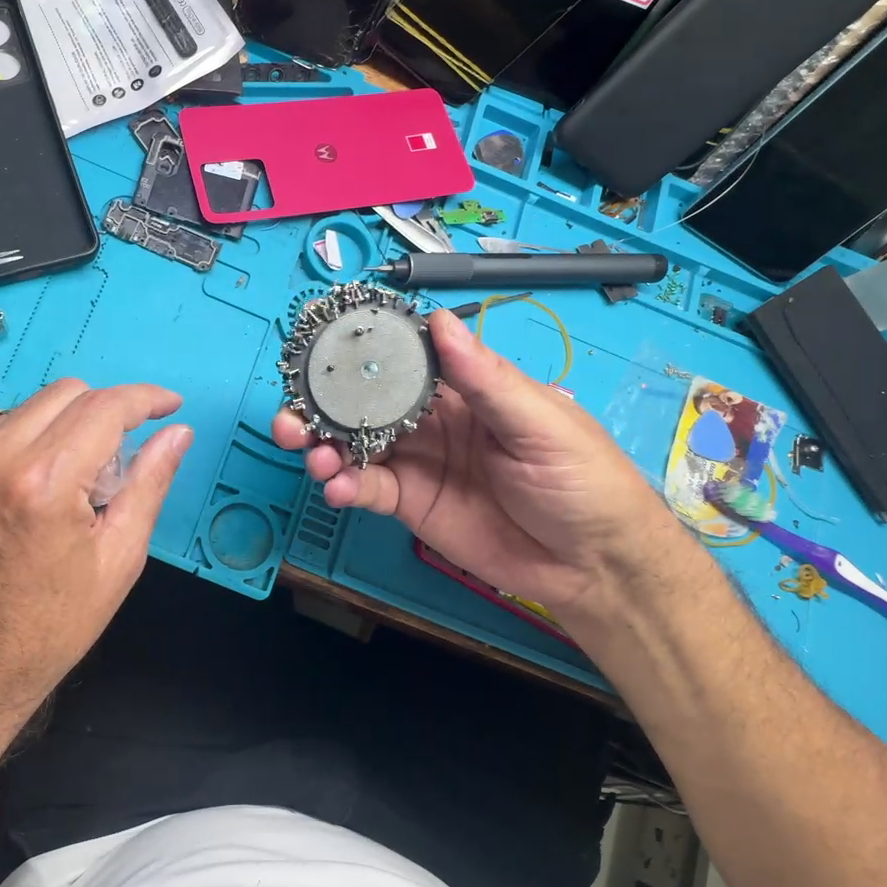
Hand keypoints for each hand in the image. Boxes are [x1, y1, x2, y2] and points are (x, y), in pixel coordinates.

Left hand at [0, 379, 193, 720]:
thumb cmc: (55, 622)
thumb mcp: (119, 558)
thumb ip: (149, 483)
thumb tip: (179, 433)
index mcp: (46, 481)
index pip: (105, 407)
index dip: (146, 399)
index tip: (169, 406)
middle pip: (69, 393)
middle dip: (107, 413)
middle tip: (116, 465)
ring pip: (30, 403)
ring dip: (64, 421)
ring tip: (72, 474)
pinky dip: (17, 428)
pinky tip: (29, 467)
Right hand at [272, 310, 686, 620]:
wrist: (593, 565)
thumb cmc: (584, 481)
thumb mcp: (542, 424)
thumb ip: (486, 379)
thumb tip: (440, 321)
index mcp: (465, 390)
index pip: (405, 360)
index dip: (364, 352)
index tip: (324, 346)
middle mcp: (431, 421)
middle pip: (365, 403)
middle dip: (325, 403)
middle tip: (293, 412)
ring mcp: (417, 462)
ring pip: (355, 444)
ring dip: (323, 445)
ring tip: (310, 453)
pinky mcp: (408, 503)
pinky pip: (364, 488)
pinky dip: (342, 485)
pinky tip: (335, 488)